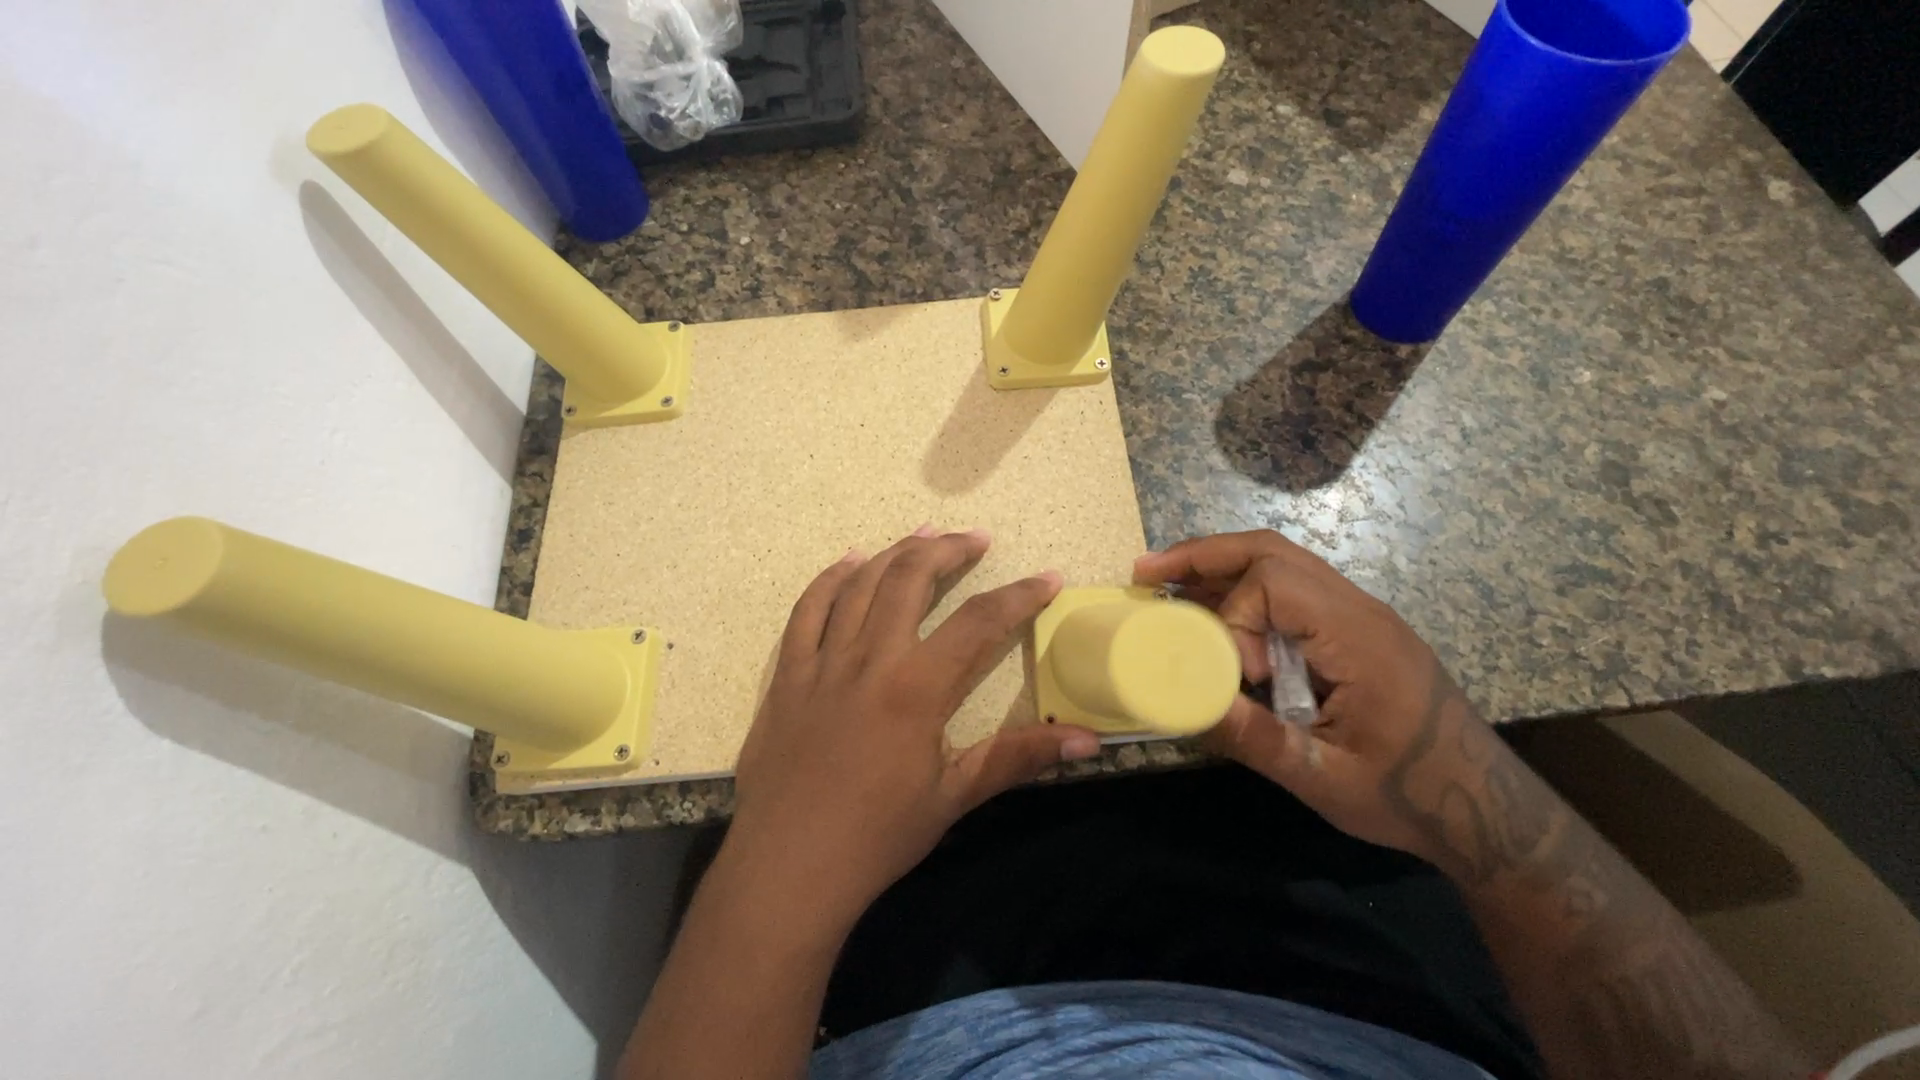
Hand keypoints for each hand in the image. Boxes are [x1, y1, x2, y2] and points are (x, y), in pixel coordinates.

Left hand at [730, 526, 1101, 923]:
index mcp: (916, 688)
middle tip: (975, 539)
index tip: (1047, 578)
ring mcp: (821, 662)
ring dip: (894, 553)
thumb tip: (1088, 741)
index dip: (1019, 596)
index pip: (979, 622)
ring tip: (923, 535)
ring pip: (859, 585)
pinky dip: (829, 579)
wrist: (789, 868)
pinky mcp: (786, 675)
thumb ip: (1018, 757)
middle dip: (948, 550)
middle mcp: (870, 659)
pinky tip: (848, 563)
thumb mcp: (955, 796)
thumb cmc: (878, 837)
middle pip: (910, 579)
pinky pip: (806, 611)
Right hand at [1134, 529, 1523, 876]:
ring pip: (1283, 564)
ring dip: (1222, 568)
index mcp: (1359, 638)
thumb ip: (1256, 740)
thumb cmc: (1409, 796)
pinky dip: (1246, 594)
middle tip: (1147, 572)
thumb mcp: (1326, 779)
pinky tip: (1216, 618)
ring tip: (1168, 585)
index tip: (1237, 677)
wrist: (1484, 808)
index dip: (1235, 620)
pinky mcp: (1355, 634)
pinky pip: (1293, 593)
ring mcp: (1360, 617)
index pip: (1275, 584)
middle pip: (1273, 551)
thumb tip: (1184, 705)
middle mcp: (1359, 611)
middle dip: (1205, 555)